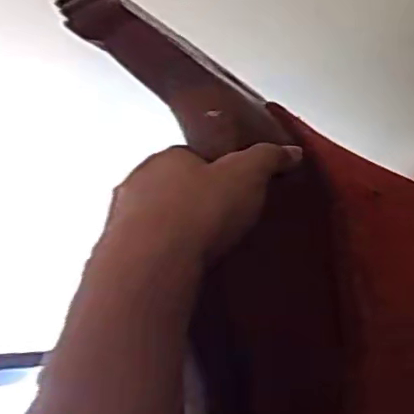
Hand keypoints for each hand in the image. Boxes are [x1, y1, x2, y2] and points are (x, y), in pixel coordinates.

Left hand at [103, 143, 302, 264]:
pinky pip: (158, 240)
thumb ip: (269, 157)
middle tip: (236, 210)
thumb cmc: (200, 210)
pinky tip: (199, 255)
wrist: (155, 261)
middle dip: (204, 194)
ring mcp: (124, 216)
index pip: (195, 155)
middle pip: (179, 183)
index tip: (245, 182)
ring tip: (220, 237)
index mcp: (164, 158)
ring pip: (165, 212)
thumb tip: (289, 151)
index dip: (223, 167)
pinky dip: (177, 245)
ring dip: (187, 221)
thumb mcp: (249, 174)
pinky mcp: (126, 247)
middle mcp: (136, 181)